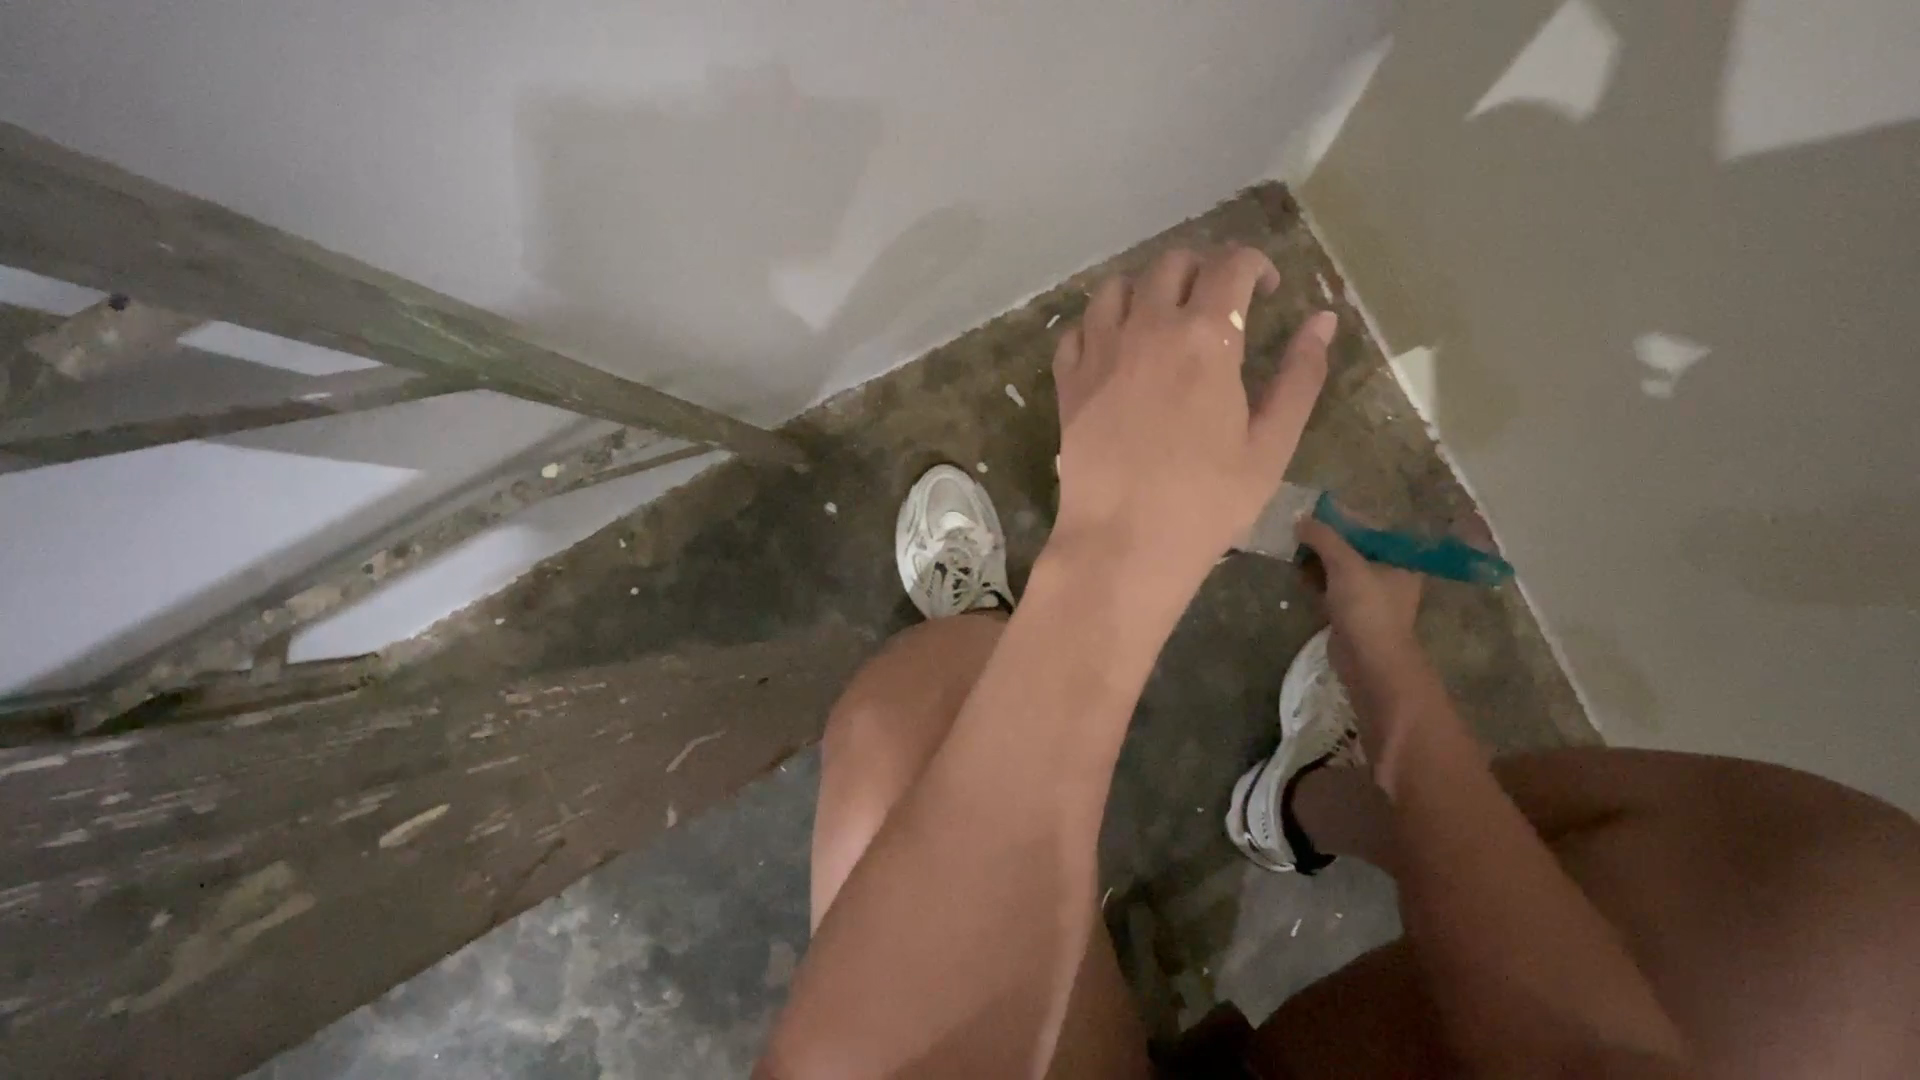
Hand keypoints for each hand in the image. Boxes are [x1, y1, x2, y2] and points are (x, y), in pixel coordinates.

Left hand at [1051, 246, 1335, 582]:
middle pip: (1171, 264)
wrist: (1123, 542)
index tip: (1266, 288)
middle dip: (1202, 269)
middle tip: (1217, 302)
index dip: (1255, 264)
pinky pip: (1076, 330)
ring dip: (1146, 289)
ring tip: (1162, 318)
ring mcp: (1099, 353)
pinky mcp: (1068, 383)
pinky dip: (1098, 325)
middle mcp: (1147, 329)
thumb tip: (1322, 321)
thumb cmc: (1207, 501)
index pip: (1231, 266)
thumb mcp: (1271, 445)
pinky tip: (1114, 348)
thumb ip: (1299, 376)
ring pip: (1116, 288)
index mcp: (1206, 338)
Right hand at [1297, 517, 1424, 687]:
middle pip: (1352, 549)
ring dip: (1317, 561)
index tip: (1313, 513)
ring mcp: (1369, 596)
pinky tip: (1297, 575)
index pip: (1369, 529)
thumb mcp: (1345, 564)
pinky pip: (1331, 589)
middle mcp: (1387, 575)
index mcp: (1398, 559)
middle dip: (1324, 541)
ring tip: (1292, 551)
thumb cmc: (1366, 607)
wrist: (1369, 661)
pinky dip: (1316, 581)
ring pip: (1339, 569)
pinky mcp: (1351, 613)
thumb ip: (1323, 538)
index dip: (1342, 519)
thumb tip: (1299, 519)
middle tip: (1297, 532)